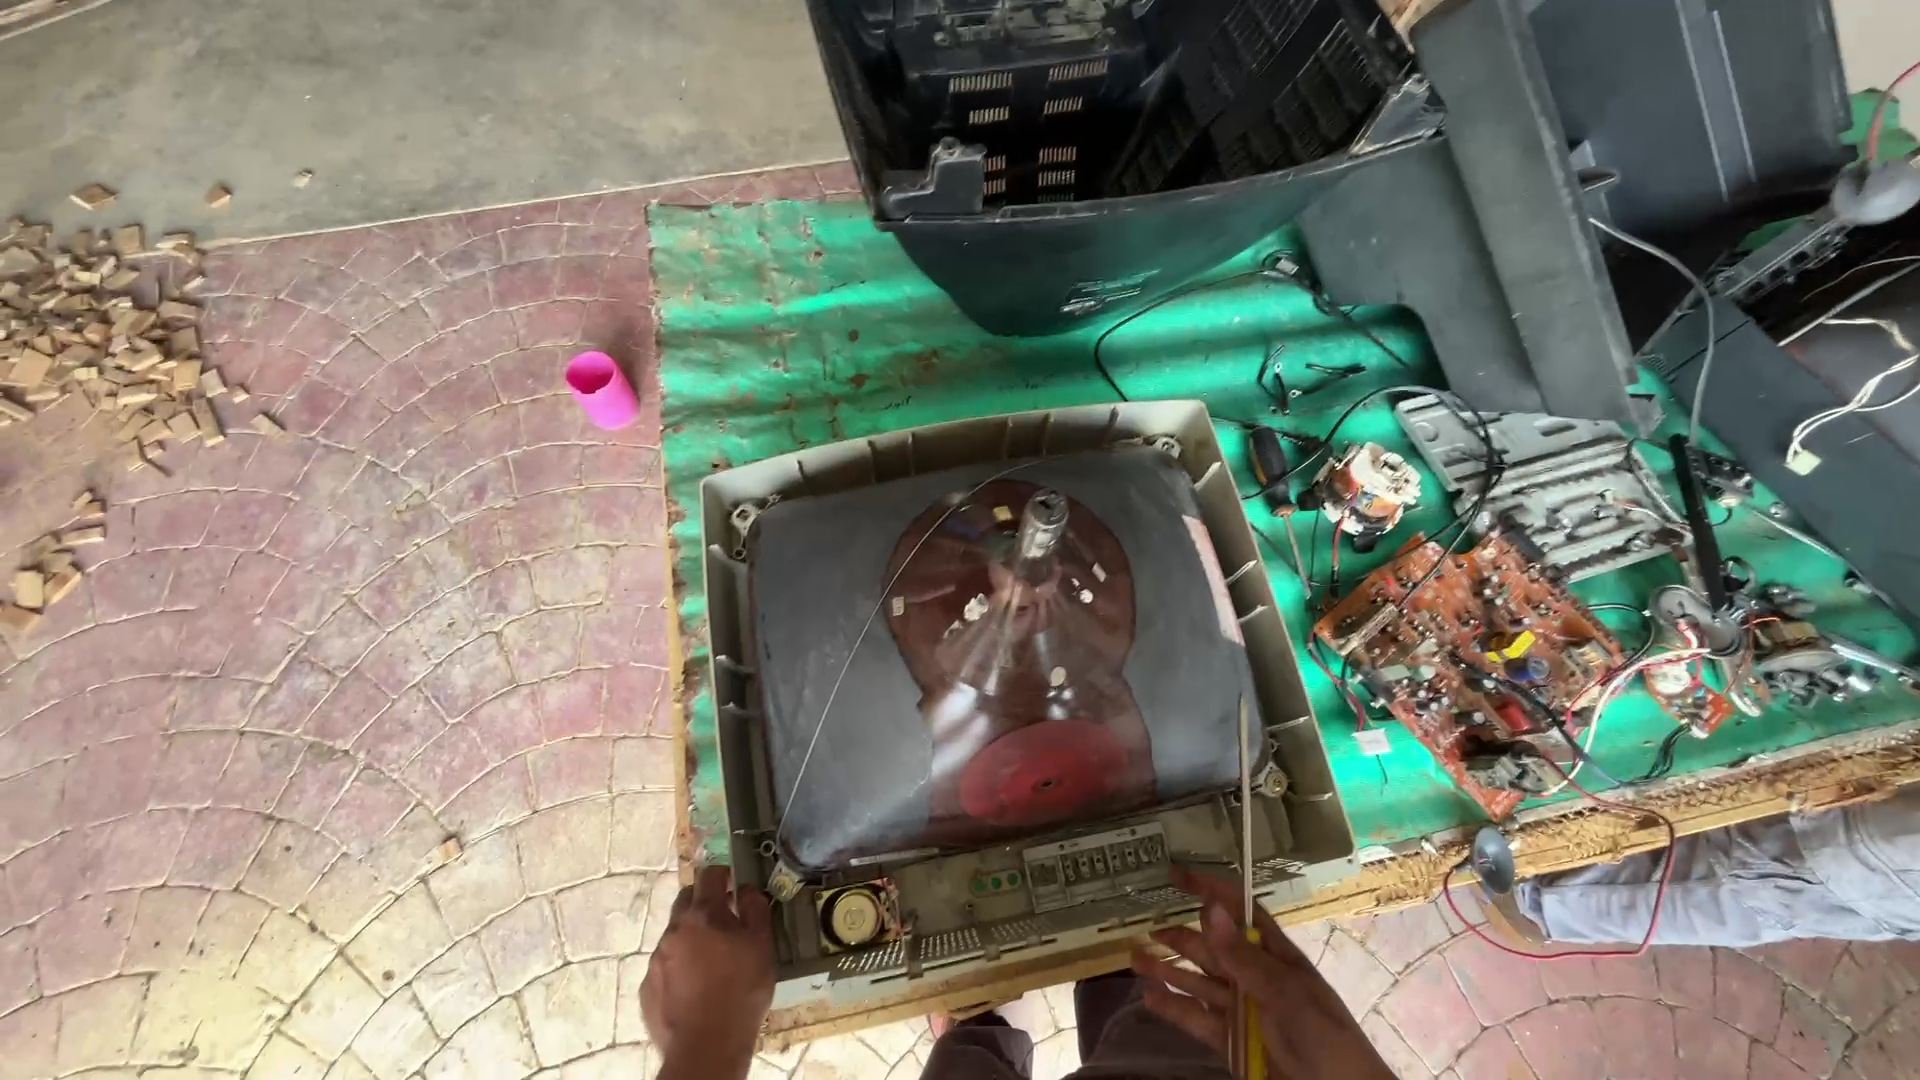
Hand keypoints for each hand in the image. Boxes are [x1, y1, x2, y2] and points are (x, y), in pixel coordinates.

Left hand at [642, 866, 775, 1079]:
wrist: (707, 1046)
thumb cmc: (742, 990)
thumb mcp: (762, 944)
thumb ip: (755, 909)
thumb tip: (745, 890)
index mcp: (703, 914)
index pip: (709, 875)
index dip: (721, 874)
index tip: (731, 882)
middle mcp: (674, 931)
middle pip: (686, 901)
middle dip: (703, 903)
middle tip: (722, 920)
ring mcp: (656, 960)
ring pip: (675, 936)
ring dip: (691, 939)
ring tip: (710, 963)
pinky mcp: (647, 989)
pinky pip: (665, 966)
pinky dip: (679, 968)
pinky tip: (695, 987)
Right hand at [1131, 866, 1393, 1079]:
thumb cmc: (1325, 1041)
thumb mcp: (1286, 995)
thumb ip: (1243, 956)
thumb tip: (1208, 907)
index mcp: (1276, 958)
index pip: (1240, 912)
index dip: (1212, 891)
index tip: (1178, 876)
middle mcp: (1256, 978)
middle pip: (1212, 948)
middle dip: (1181, 935)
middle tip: (1147, 927)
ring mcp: (1242, 1010)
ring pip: (1198, 982)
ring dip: (1168, 969)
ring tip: (1136, 958)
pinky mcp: (1232, 1043)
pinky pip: (1197, 1019)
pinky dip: (1173, 1008)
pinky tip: (1149, 997)